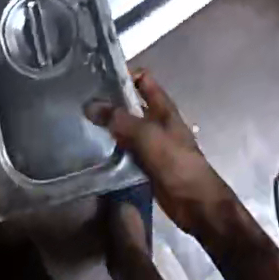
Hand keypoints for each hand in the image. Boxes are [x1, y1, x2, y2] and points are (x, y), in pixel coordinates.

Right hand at [86, 69, 241, 242]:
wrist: (196, 204)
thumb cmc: (176, 162)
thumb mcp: (147, 135)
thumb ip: (119, 119)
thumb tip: (89, 105)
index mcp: (162, 107)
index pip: (142, 79)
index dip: (124, 75)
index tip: (99, 78)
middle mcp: (155, 121)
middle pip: (130, 103)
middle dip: (110, 101)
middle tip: (82, 100)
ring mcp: (150, 143)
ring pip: (125, 127)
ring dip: (108, 126)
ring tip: (82, 122)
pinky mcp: (145, 163)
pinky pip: (124, 149)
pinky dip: (111, 147)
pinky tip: (93, 148)